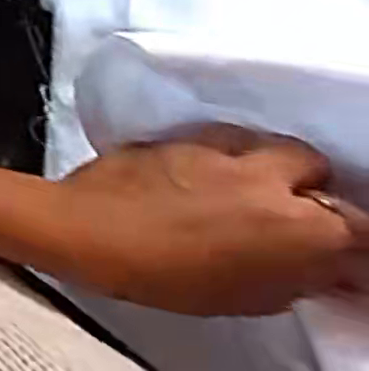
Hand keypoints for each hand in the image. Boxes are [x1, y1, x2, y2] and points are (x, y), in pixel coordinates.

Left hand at [50, 126, 368, 315]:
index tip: (339, 249)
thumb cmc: (173, 276)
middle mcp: (257, 177)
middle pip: (305, 159)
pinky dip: (204, 152)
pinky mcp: (156, 139)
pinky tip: (190, 172)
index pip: (360, 224)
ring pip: (248, 136)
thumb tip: (327, 265)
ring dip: (253, 155)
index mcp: (302, 224)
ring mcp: (201, 150)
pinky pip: (195, 138)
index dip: (351, 238)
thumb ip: (303, 272)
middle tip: (289, 202)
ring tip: (239, 179)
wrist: (87, 231)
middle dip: (306, 179)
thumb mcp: (260, 293)